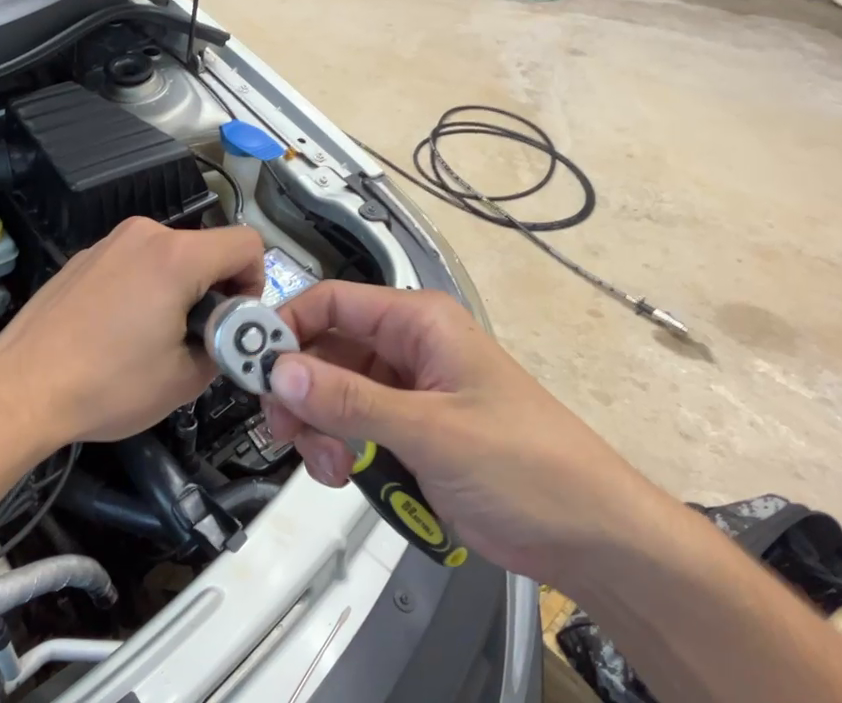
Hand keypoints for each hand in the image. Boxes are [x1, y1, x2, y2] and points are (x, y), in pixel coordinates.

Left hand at [0, 218, 263, 448]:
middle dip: (213, 290)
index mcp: (176, 256)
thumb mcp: (184, 380)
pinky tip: (118, 333)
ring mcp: (107, 244)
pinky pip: (132, 264)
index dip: (256, 283)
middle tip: (197, 339)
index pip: (247, 243)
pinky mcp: (82, 259)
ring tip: (154, 340)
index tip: (236, 321)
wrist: (23, 387)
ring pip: (168, 257)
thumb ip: (222, 349)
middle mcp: (142, 235)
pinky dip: (143, 289)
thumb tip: (223, 339)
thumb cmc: (106, 384)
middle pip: (205, 249)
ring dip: (178, 290)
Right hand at [262, 282, 671, 585]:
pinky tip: (345, 474)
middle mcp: (407, 347)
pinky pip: (350, 425)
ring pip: (331, 391)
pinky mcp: (407, 431)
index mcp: (419, 323)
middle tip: (284, 431)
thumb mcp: (430, 431)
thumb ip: (350, 400)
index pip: (331, 302)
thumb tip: (280, 371)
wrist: (591, 539)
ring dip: (318, 427)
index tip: (250, 366)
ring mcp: (406, 391)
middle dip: (299, 390)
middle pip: (323, 349)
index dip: (286, 326)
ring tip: (330, 465)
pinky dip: (338, 448)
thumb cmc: (525, 467)